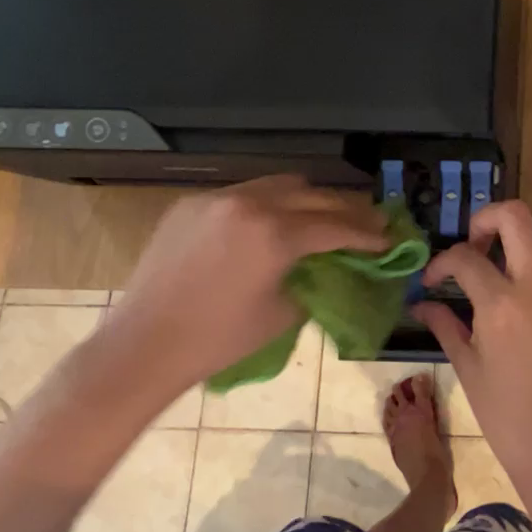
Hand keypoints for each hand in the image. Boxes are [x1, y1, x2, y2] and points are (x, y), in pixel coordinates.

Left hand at [107, 176, 387, 396]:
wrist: (143, 346)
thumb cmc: (218, 340)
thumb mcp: (283, 314)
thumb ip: (314, 279)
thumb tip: (331, 266)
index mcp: (275, 234)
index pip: (336, 226)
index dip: (367, 234)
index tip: (388, 239)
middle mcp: (249, 204)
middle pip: (313, 194)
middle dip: (343, 210)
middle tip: (365, 223)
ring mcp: (216, 199)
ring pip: (277, 185)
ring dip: (305, 200)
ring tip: (320, 218)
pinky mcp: (190, 204)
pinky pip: (241, 195)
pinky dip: (265, 206)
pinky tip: (267, 228)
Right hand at [416, 201, 531, 480]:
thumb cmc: (508, 417)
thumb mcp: (468, 370)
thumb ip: (446, 327)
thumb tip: (421, 304)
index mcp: (499, 306)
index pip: (464, 258)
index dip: (442, 262)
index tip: (436, 278)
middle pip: (515, 217)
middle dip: (488, 218)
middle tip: (480, 242)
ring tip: (523, 245)